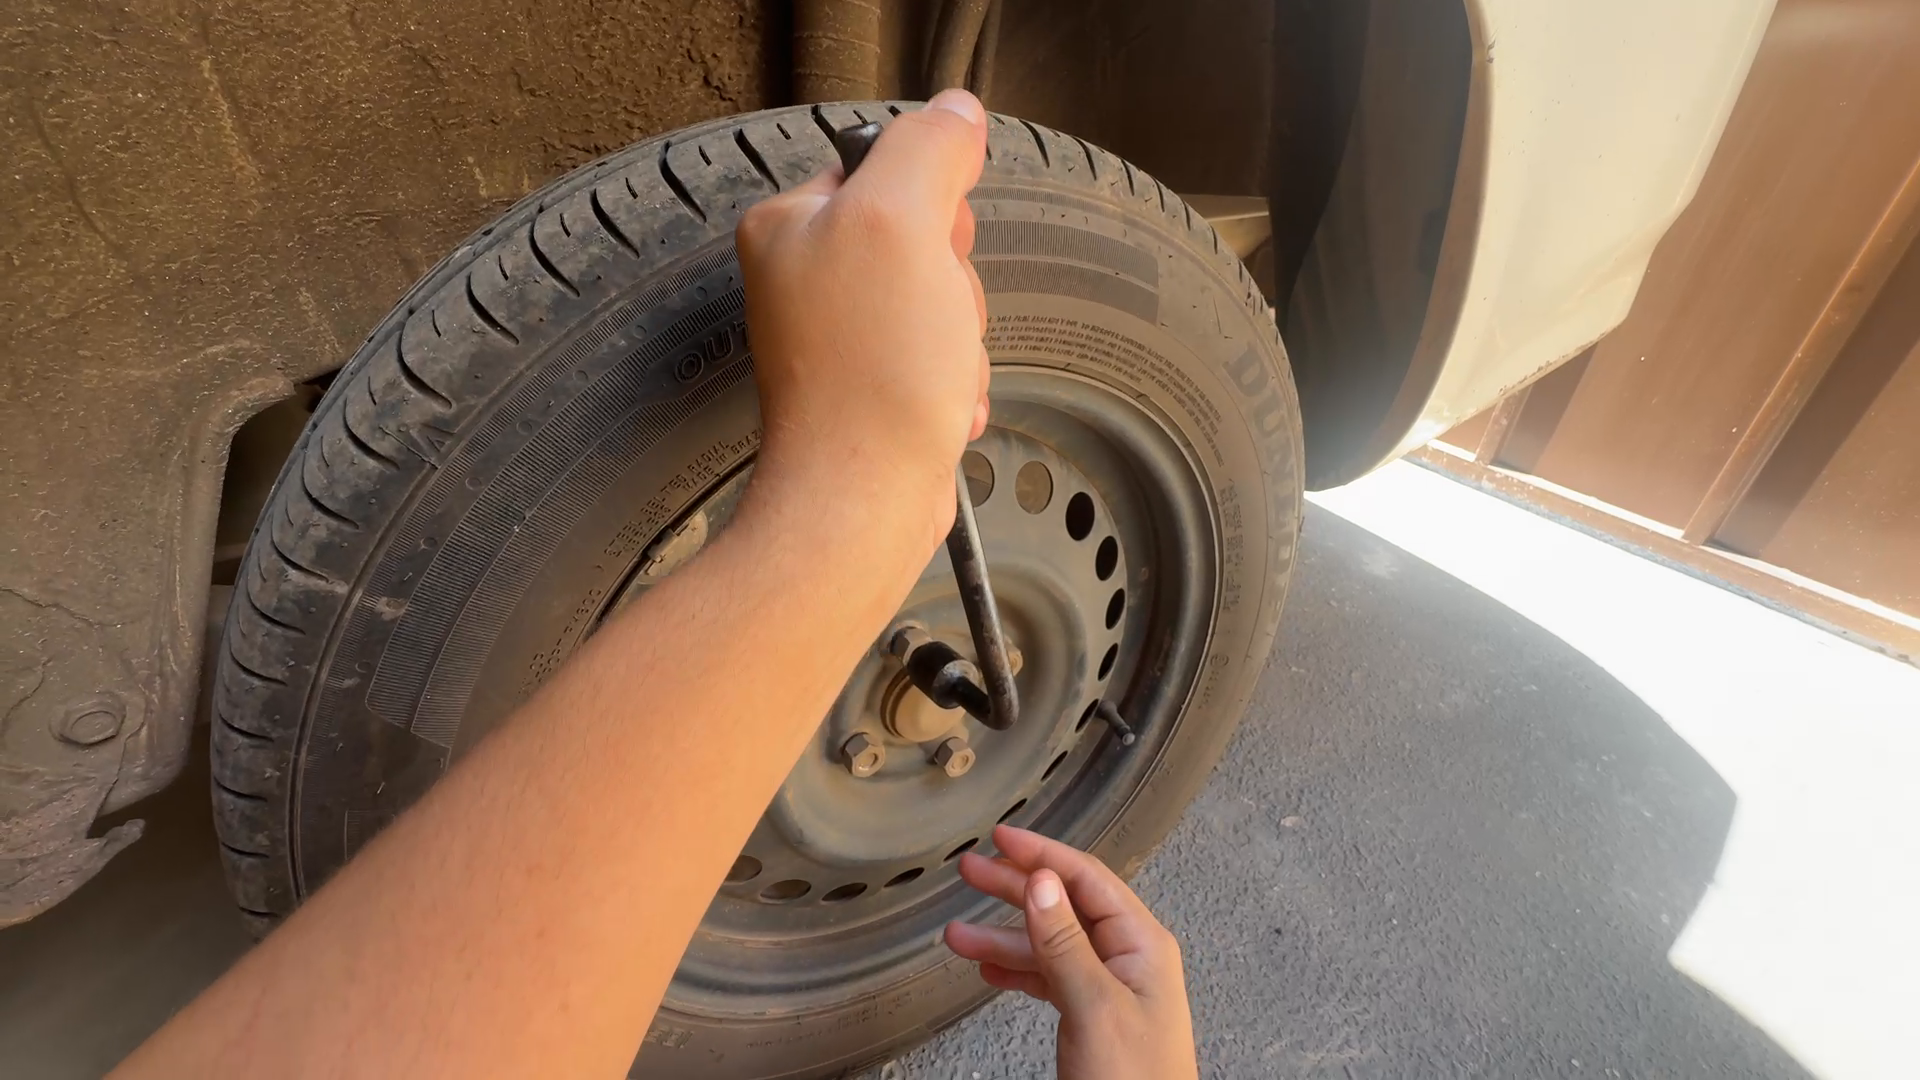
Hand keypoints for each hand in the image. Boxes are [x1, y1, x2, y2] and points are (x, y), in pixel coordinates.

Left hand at [735, 89, 990, 548]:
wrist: (867, 496)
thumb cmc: (870, 375)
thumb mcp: (901, 224)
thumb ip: (927, 151)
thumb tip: (955, 115)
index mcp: (792, 227)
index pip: (889, 172)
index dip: (933, 210)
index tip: (933, 251)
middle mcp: (809, 282)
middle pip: (925, 246)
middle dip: (952, 288)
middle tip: (932, 321)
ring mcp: (843, 341)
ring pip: (942, 307)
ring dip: (960, 343)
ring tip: (935, 377)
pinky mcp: (874, 389)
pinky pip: (940, 360)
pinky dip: (954, 385)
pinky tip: (941, 410)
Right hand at [945, 826, 1198, 1079]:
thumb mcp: (1095, 1009)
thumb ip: (1065, 943)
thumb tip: (1040, 880)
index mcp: (1140, 942)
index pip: (1085, 878)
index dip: (1041, 853)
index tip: (1001, 837)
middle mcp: (1125, 955)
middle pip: (1062, 904)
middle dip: (1013, 887)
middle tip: (969, 870)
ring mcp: (1108, 984)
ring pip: (1048, 943)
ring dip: (1002, 936)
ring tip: (957, 935)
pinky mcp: (1091, 1013)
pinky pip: (1047, 976)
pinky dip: (1016, 969)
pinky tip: (986, 967)